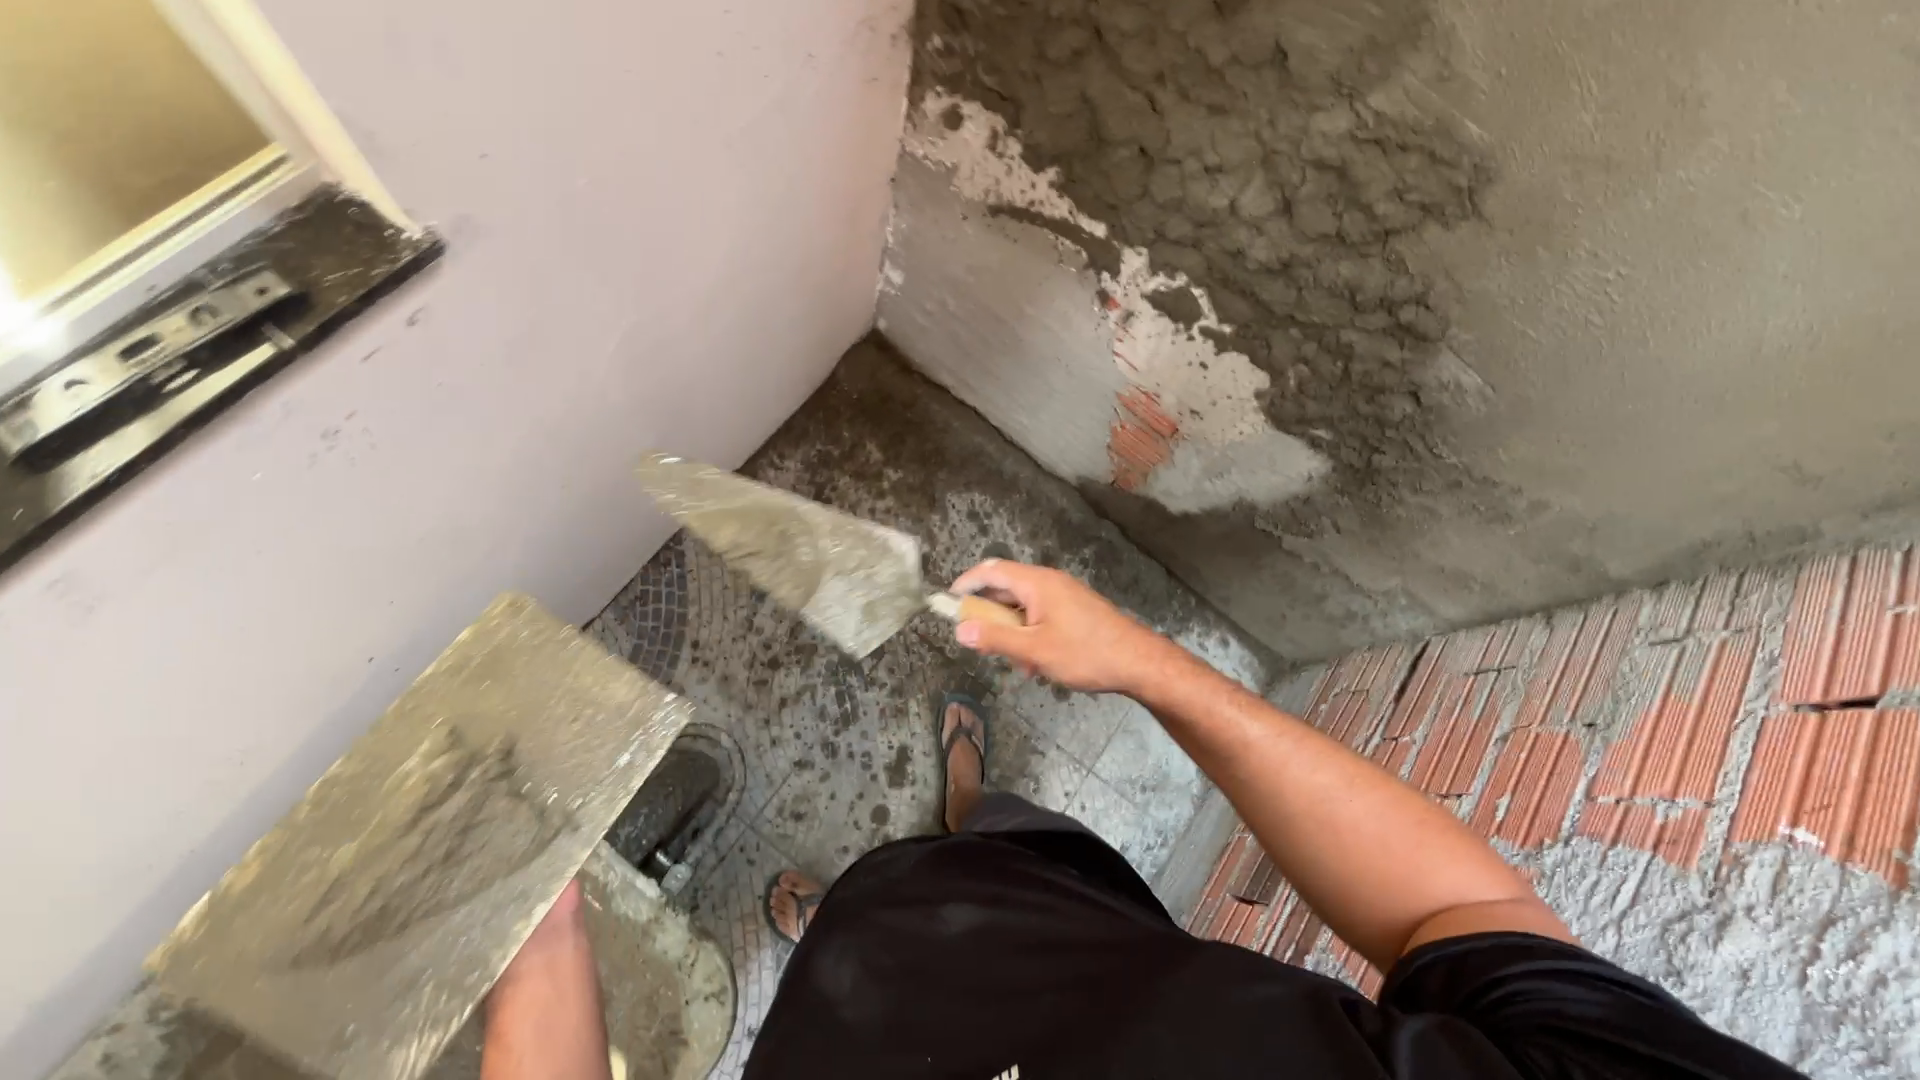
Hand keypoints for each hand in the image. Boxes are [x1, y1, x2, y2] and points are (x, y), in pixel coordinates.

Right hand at [950, 559, 1171, 693]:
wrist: (1138, 662)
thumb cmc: (1085, 653)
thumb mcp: (1034, 650)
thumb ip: (995, 639)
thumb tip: (960, 629)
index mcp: (1037, 583)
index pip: (991, 570)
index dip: (966, 583)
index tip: (948, 602)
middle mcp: (1049, 582)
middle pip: (1006, 588)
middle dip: (989, 614)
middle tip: (978, 640)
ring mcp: (1064, 596)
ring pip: (1023, 607)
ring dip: (1011, 630)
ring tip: (1014, 661)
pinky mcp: (1075, 611)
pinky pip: (1040, 616)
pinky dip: (1030, 634)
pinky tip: (1036, 664)